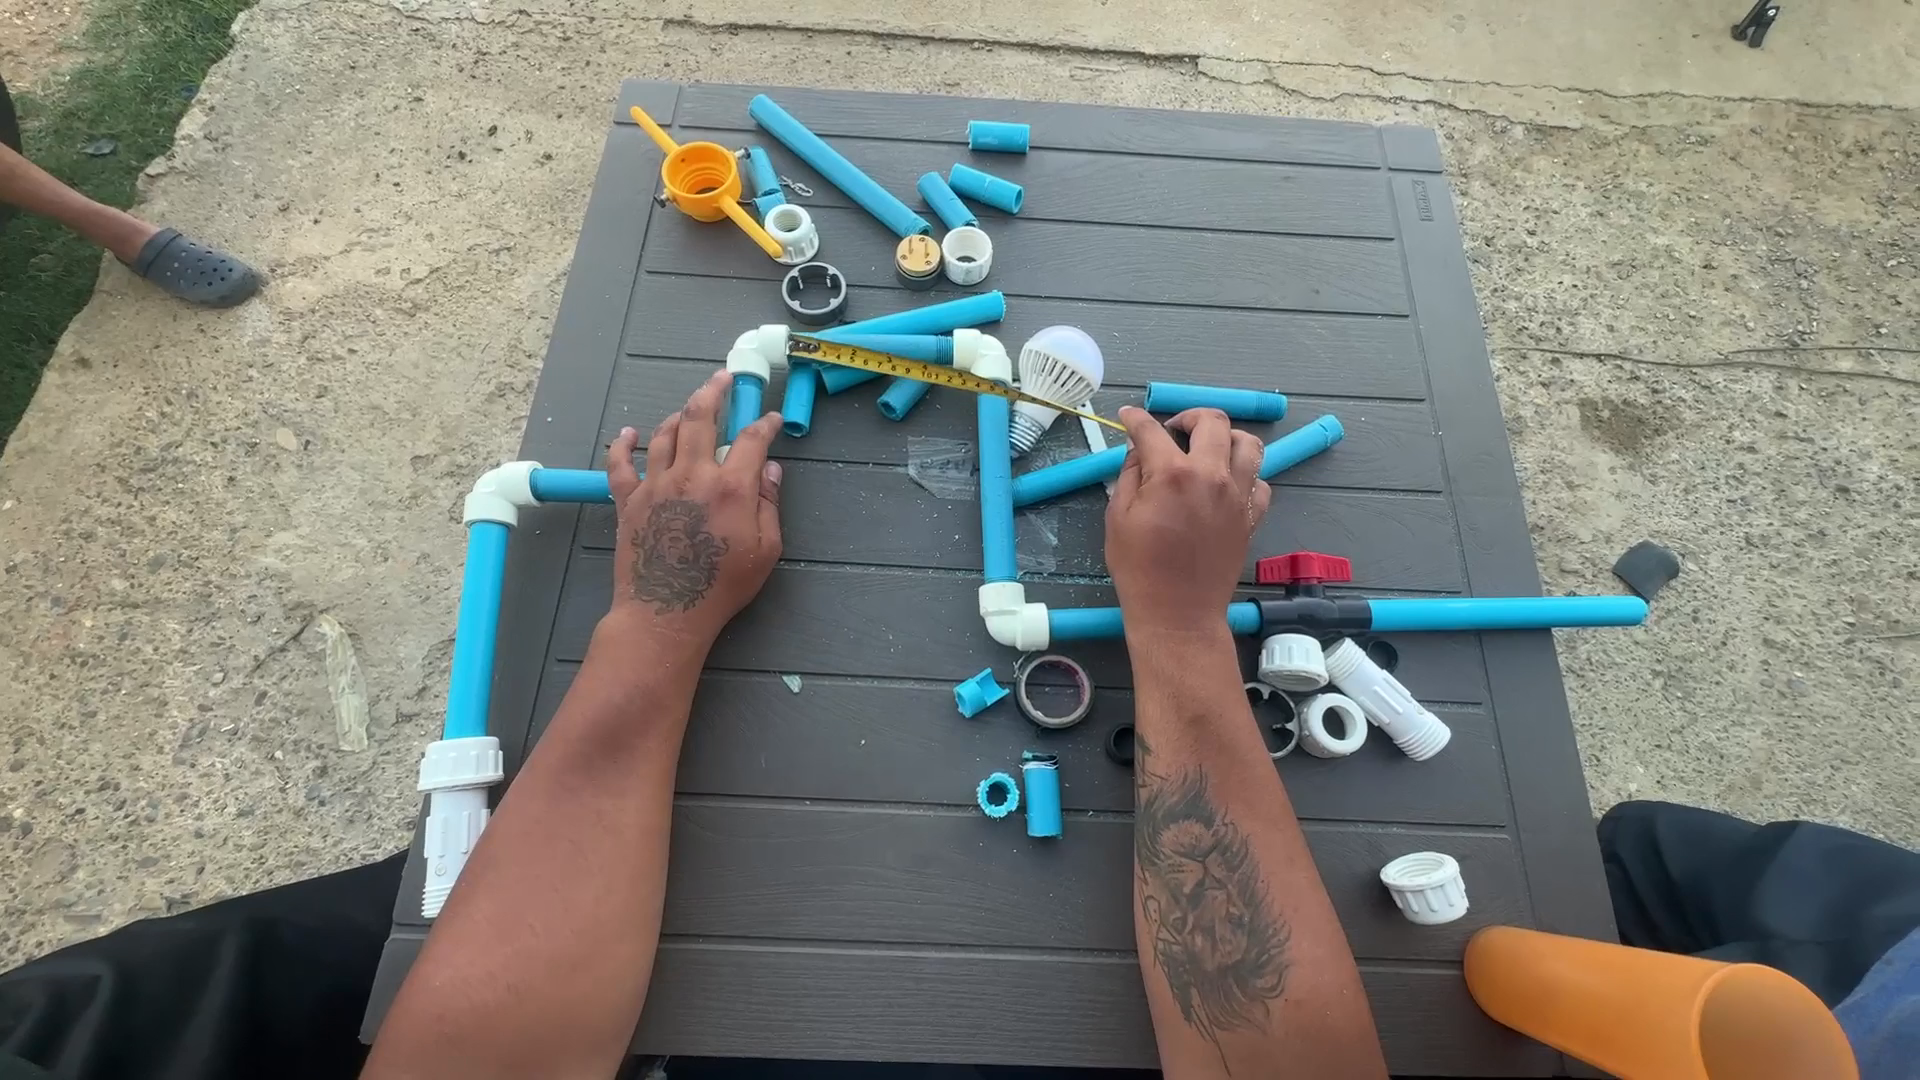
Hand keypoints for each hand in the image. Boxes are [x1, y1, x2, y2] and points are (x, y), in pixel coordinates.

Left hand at [603, 371, 783, 653]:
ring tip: (689, 409)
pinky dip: (624, 444)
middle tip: (723, 379)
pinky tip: (629, 433)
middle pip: (699, 418)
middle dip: (714, 391)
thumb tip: (771, 471)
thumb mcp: (766, 549)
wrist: (667, 611)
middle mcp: (692, 475)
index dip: (765, 424)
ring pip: (664, 434)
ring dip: (678, 415)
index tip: (772, 419)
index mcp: (731, 487)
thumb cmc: (723, 586)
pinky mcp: (628, 500)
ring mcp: (655, 485)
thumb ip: (769, 505)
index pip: (751, 440)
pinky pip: (621, 463)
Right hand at [1105, 406, 1269, 635]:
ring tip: (1207, 449)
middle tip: (1172, 430)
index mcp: (1173, 474)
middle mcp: (1212, 476)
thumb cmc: (1139, 568)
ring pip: (1248, 444)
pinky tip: (1226, 483)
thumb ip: (1128, 476)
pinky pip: (1260, 482)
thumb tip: (1138, 453)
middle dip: (1188, 417)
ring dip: (1226, 437)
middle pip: (1213, 422)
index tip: (1128, 416)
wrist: (1177, 612)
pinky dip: (1245, 475)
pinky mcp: (1251, 517)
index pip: (1152, 431)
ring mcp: (1238, 496)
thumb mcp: (1117, 518)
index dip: (1136, 419)